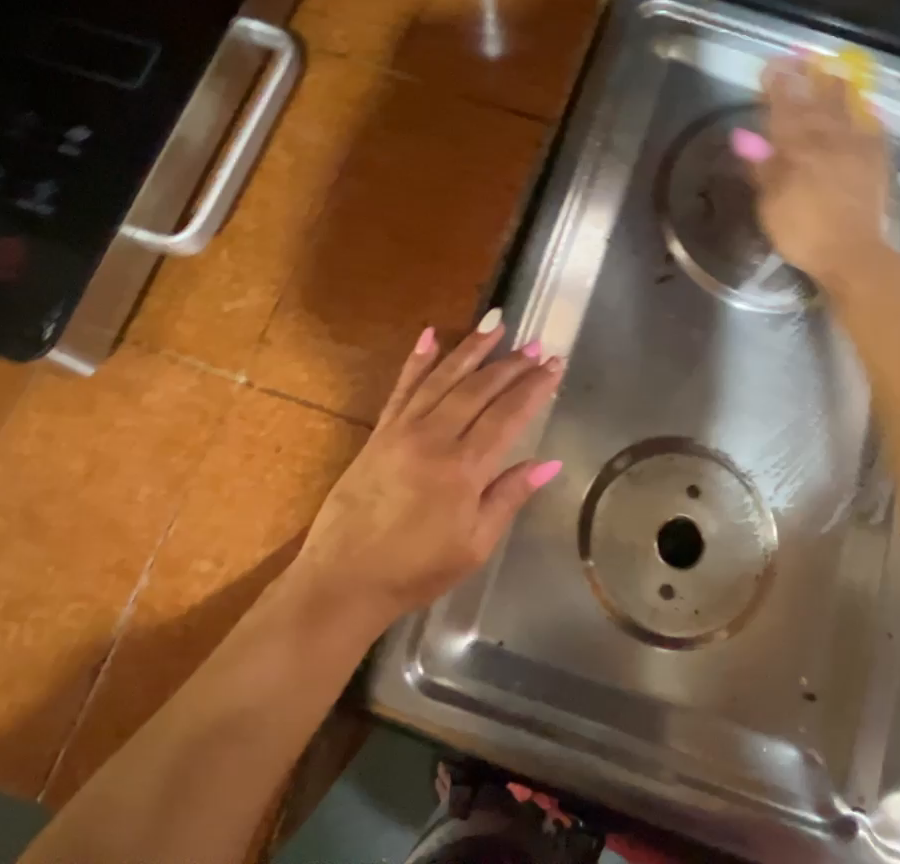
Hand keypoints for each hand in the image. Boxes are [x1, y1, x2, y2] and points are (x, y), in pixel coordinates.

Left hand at [292, 316, 564, 628]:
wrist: (344, 577)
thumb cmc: (416, 570)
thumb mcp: (474, 545)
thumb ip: (508, 497)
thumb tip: (548, 463)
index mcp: (464, 469)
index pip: (507, 416)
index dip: (534, 388)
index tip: (555, 364)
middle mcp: (434, 439)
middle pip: (478, 389)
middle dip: (510, 364)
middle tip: (534, 343)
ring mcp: (402, 431)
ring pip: (443, 378)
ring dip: (471, 349)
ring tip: (495, 323)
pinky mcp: (379, 433)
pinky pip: (402, 388)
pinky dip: (418, 360)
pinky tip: (430, 335)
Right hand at [732, 56, 893, 285]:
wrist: (851, 253)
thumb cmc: (801, 231)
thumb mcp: (770, 202)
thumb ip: (762, 166)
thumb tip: (744, 137)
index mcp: (796, 146)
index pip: (783, 106)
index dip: (777, 84)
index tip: (771, 66)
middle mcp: (826, 138)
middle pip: (815, 100)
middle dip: (806, 78)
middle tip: (801, 59)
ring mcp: (855, 148)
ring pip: (844, 108)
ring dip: (836, 88)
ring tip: (832, 71)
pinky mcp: (876, 163)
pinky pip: (871, 130)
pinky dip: (866, 116)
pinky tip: (865, 110)